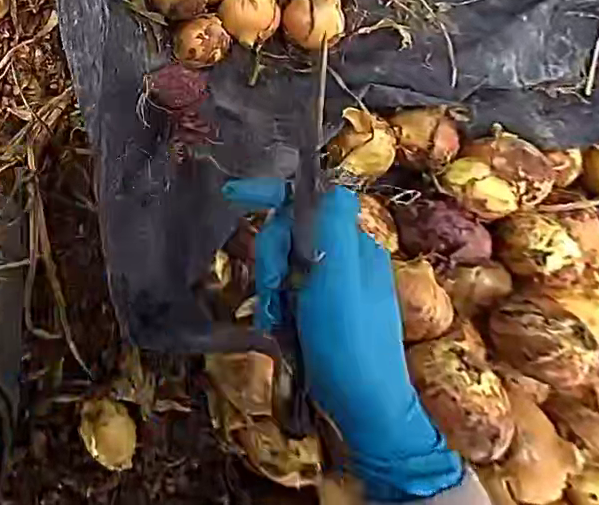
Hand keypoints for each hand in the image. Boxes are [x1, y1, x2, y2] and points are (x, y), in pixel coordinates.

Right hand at [225, 179, 462, 501]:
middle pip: (287, 232)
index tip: (231, 194)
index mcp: (351, 241)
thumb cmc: (350, 341)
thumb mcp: (340, 277)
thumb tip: (329, 186)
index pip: (306, 198)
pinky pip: (288, 292)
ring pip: (283, 264)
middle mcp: (343, 256)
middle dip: (271, 260)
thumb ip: (333, 226)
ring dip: (272, 290)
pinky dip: (278, 308)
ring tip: (277, 320)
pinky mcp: (322, 310)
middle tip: (273, 292)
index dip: (269, 192)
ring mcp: (333, 284)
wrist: (367, 412)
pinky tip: (281, 329)